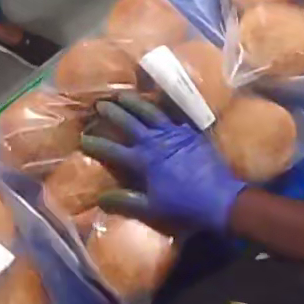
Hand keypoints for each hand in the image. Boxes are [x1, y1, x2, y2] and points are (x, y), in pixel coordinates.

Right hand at [81, 94, 245, 233]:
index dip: (96, 144)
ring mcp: (174, 133)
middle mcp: (155, 141)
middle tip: (99, 104)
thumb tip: (100, 198)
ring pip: (150, 111)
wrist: (220, 199)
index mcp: (142, 161)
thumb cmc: (183, 207)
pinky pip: (174, 113)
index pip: (112, 149)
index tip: (83, 138)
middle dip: (112, 112)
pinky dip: (163, 105)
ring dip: (134, 102)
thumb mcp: (151, 208)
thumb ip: (125, 201)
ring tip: (122, 95)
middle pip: (129, 122)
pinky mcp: (190, 132)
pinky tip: (158, 100)